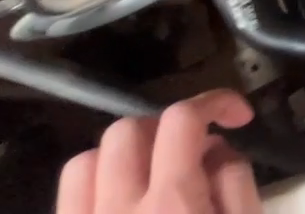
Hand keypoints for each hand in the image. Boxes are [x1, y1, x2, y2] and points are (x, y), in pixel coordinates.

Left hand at [57, 90, 260, 213]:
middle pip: (125, 131)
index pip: (181, 119)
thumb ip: (235, 180)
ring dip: (122, 156)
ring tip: (152, 173)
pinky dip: (96, 188)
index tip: (238, 117)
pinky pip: (66, 202)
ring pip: (83, 164)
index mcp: (171, 203)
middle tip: (192, 147)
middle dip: (165, 126)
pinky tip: (124, 205)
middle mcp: (116, 210)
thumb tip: (217, 148)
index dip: (215, 101)